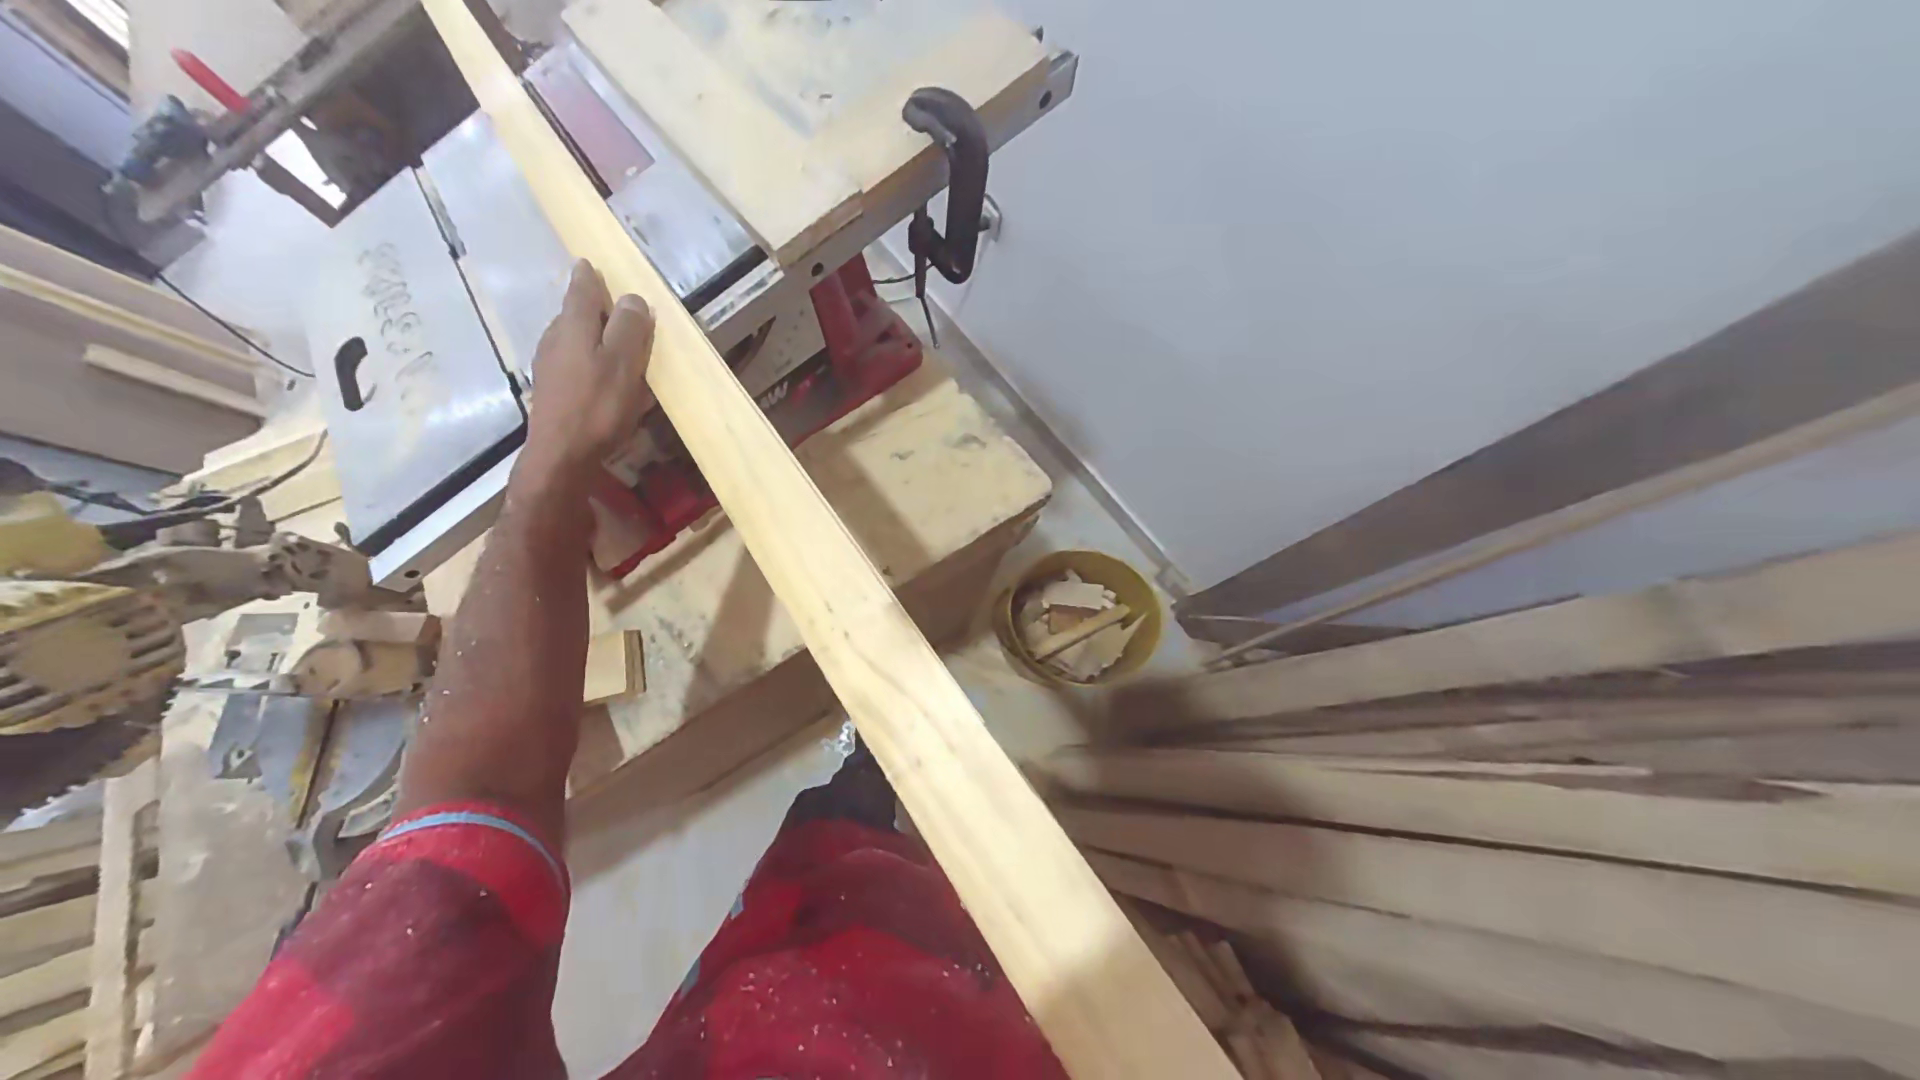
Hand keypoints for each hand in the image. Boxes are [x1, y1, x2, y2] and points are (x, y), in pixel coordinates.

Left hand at [523, 259, 655, 481]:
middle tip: (615, 307)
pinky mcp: (551, 388)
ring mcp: (549, 364)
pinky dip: (588, 359)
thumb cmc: (598, 406)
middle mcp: (556, 338)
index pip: (581, 290)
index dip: (589, 277)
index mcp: (574, 326)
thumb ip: (629, 328)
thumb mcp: (624, 364)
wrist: (561, 454)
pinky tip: (600, 375)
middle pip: (575, 312)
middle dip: (593, 307)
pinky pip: (572, 361)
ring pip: (572, 338)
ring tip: (613, 342)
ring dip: (591, 335)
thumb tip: (632, 298)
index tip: (591, 264)